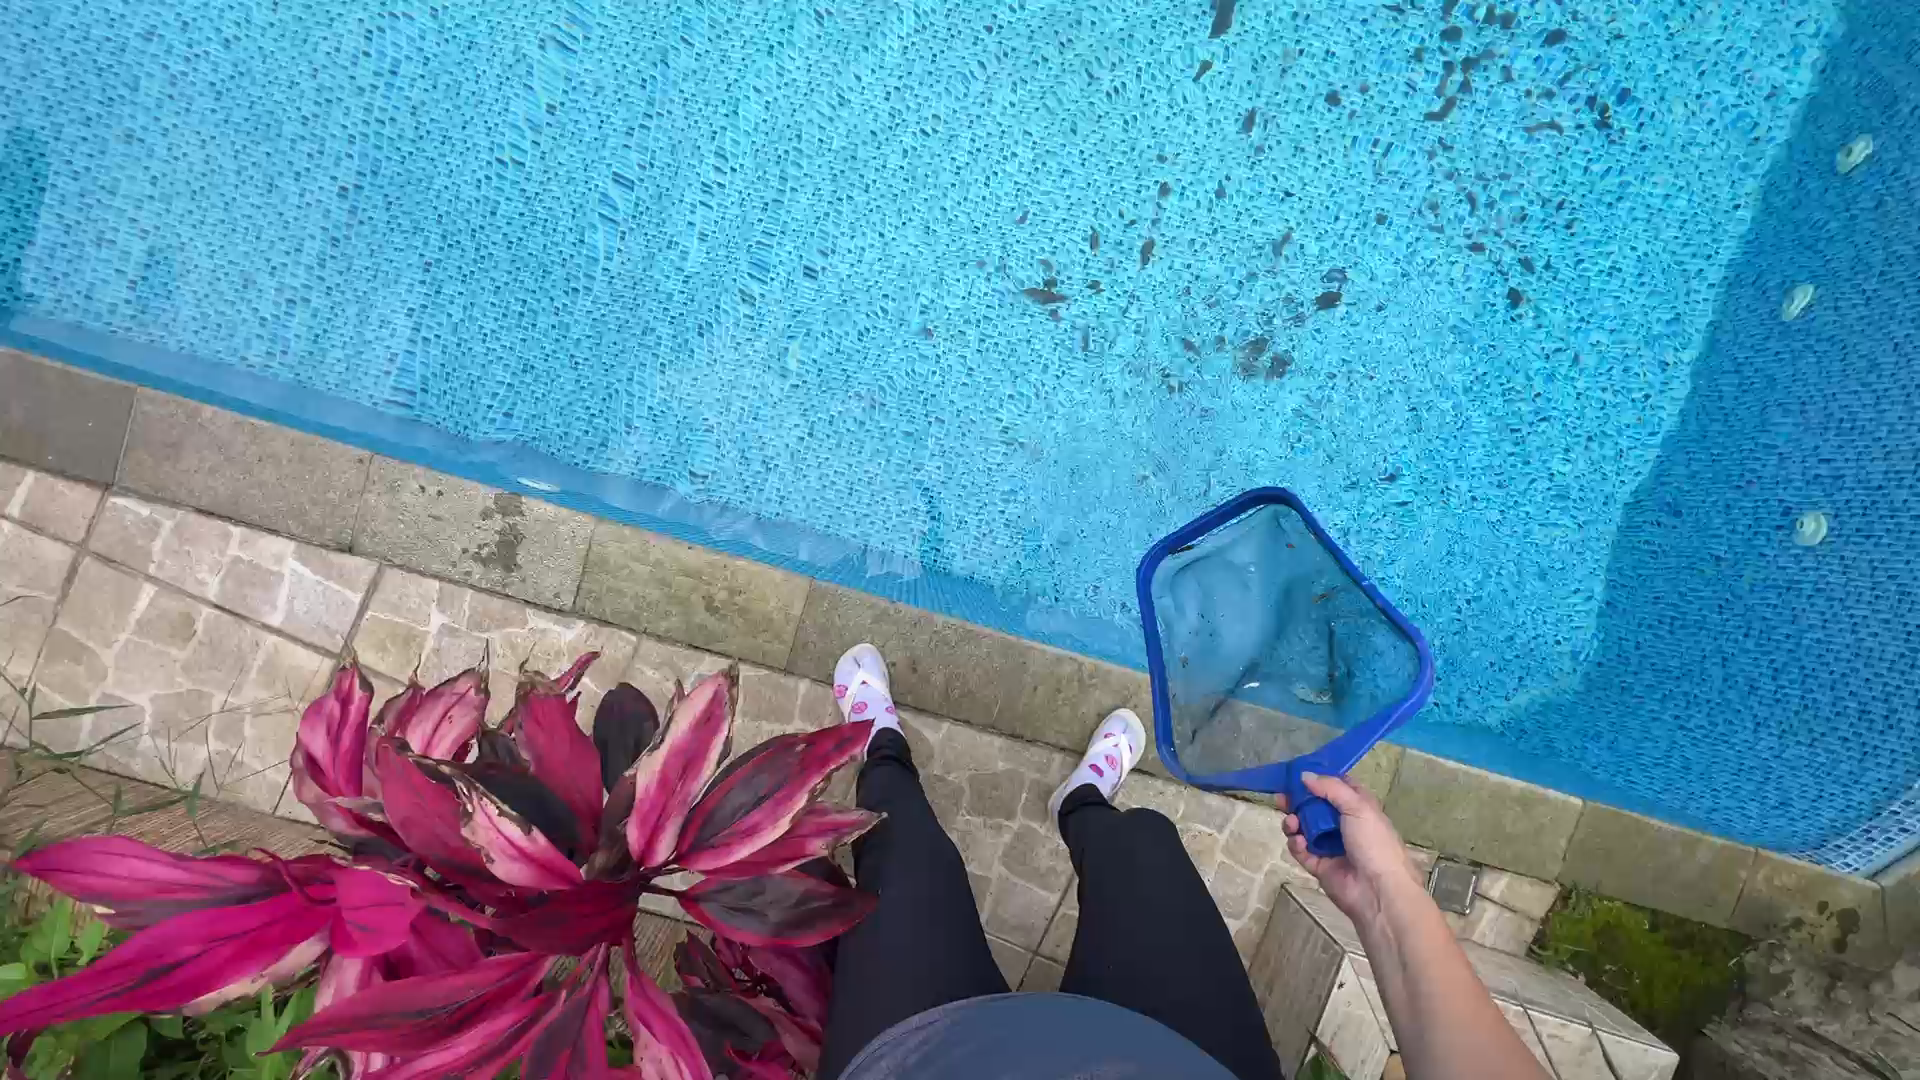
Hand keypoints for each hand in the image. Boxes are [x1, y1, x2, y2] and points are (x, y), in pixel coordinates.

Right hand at [1280, 772, 1423, 930]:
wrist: (1378, 892)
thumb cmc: (1374, 844)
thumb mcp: (1358, 807)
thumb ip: (1330, 788)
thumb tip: (1304, 775)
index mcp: (1360, 809)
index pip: (1339, 788)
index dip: (1321, 778)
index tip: (1300, 772)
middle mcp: (1344, 825)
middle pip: (1315, 806)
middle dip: (1297, 800)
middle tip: (1281, 797)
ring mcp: (1330, 846)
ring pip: (1304, 827)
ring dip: (1293, 821)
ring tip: (1291, 822)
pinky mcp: (1319, 865)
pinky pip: (1301, 849)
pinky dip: (1296, 843)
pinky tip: (1298, 841)